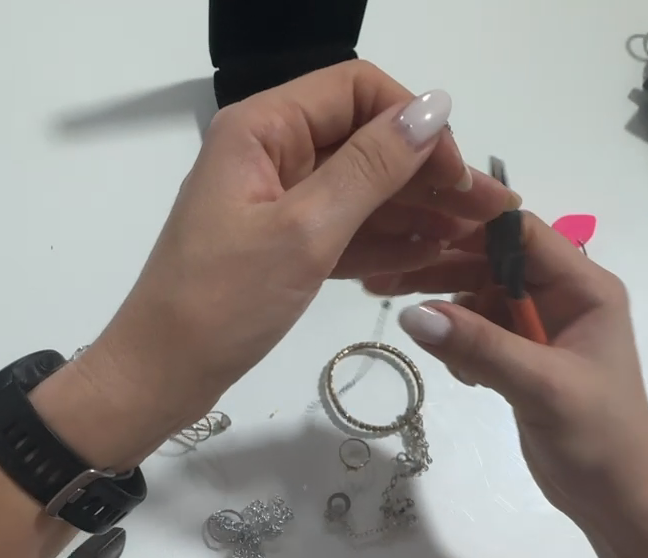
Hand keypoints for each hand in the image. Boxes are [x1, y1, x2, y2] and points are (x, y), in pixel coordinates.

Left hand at [42, 61, 515, 465]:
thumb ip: (370, 168)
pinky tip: (425, 257)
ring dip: (410, 214)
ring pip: (355, 195)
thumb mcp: (304, 230)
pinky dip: (378, 245)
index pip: (355, 91)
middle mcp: (268, 157)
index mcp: (263, 130)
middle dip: (424, 175)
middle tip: (486, 214)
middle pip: (362, 144)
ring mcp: (272, 207)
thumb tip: (432, 108)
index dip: (412, 122)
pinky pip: (338, 234)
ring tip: (467, 240)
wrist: (161, 377)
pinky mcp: (277, 252)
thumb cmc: (222, 303)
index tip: (454, 171)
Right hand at [366, 212, 647, 529]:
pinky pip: (481, 336)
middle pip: (494, 265)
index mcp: (584, 288)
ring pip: (482, 302)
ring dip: (455, 320)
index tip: (412, 240)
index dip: (470, 231)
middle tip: (389, 287)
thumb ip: (478, 347)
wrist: (614, 497)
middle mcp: (563, 299)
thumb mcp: (539, 386)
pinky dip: (463, 350)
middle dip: (447, 276)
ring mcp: (542, 332)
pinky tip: (465, 377)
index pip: (522, 235)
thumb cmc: (596, 437)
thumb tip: (412, 314)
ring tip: (439, 351)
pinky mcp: (524, 361)